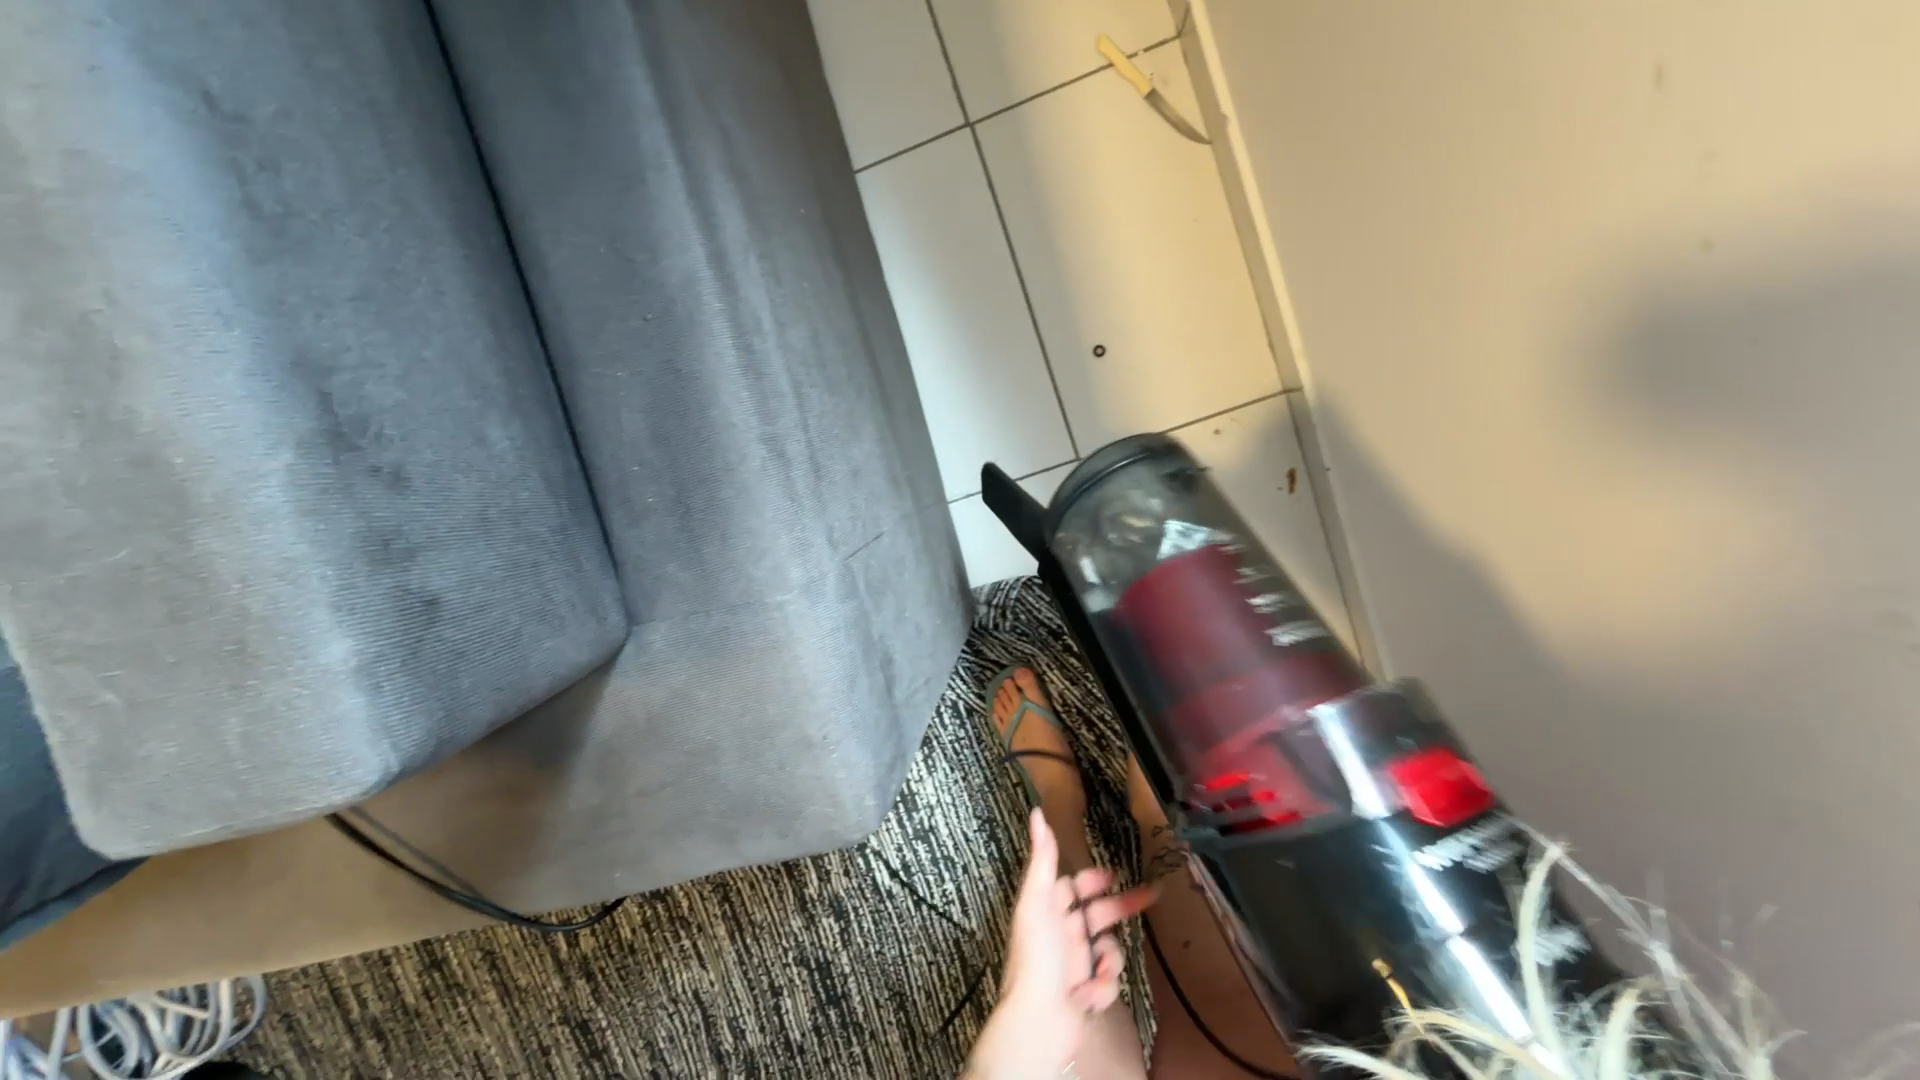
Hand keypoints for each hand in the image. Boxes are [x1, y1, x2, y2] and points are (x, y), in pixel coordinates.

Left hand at [966, 809, 1158, 1077]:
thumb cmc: (1035, 959)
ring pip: (1107, 950)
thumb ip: (1041, 858)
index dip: (1094, 878)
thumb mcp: (1037, 900)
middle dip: (1122, 907)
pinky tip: (1088, 996)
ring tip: (1097, 972)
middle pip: (1098, 914)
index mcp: (1046, 910)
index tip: (1115, 873)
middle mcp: (1060, 935)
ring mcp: (1073, 964)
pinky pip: (1106, 982)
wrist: (1040, 1021)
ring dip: (1109, 960)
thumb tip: (1036, 815)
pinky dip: (1102, 988)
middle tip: (1150, 896)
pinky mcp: (1084, 991)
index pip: (1073, 886)